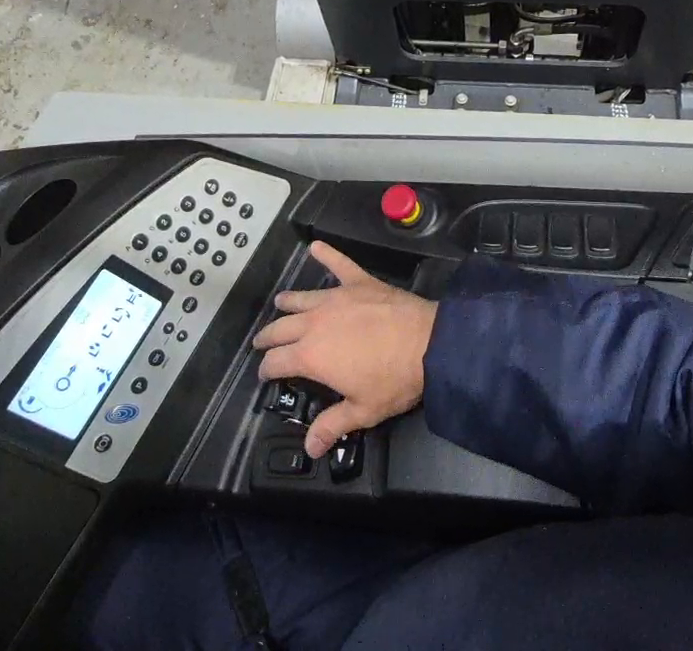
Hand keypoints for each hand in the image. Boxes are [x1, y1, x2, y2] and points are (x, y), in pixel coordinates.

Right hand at [253, 242, 437, 457]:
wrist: (429, 344)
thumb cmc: (395, 380)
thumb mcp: (362, 410)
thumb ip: (332, 426)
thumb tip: (309, 448)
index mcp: (310, 355)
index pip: (277, 362)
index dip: (266, 370)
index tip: (264, 374)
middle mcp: (315, 322)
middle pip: (281, 328)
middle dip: (268, 336)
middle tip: (262, 342)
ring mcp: (336, 298)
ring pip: (302, 298)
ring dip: (288, 302)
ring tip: (280, 304)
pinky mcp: (359, 282)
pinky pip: (339, 264)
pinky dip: (327, 254)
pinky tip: (316, 245)